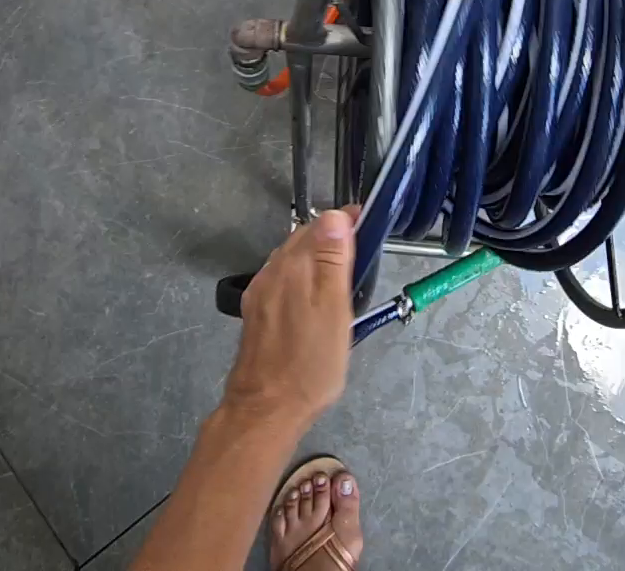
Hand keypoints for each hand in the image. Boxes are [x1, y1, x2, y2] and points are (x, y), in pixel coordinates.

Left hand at [220, 208, 355, 432]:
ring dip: (316, 256)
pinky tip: (313, 297)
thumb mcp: (334, 310)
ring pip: (292, 257)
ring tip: (341, 277)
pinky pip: (282, 277)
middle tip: (361, 257)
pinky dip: (301, 275)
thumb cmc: (311, 363)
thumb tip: (336, 216)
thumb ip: (333, 260)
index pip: (323, 222)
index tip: (368, 230)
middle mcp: (273, 269)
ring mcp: (260, 289)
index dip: (348, 221)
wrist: (265, 409)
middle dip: (333, 237)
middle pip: (305, 236)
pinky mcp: (256, 309)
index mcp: (294, 264)